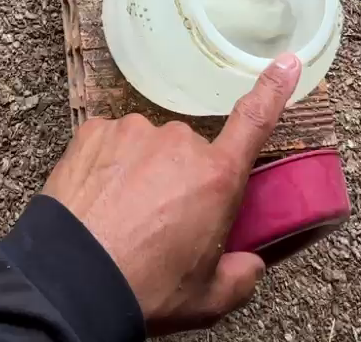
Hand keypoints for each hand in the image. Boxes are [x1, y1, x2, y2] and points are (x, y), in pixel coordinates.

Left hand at [41, 55, 302, 334]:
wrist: (73, 277)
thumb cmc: (145, 287)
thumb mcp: (206, 298)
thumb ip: (238, 275)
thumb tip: (250, 263)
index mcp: (215, 177)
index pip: (253, 123)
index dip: (273, 89)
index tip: (287, 61)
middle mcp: (177, 142)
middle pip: (189, 154)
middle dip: (179, 180)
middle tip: (158, 222)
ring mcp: (133, 130)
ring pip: (147, 146)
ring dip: (140, 170)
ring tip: (121, 214)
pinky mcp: (95, 129)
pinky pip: (111, 141)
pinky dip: (107, 163)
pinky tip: (97, 197)